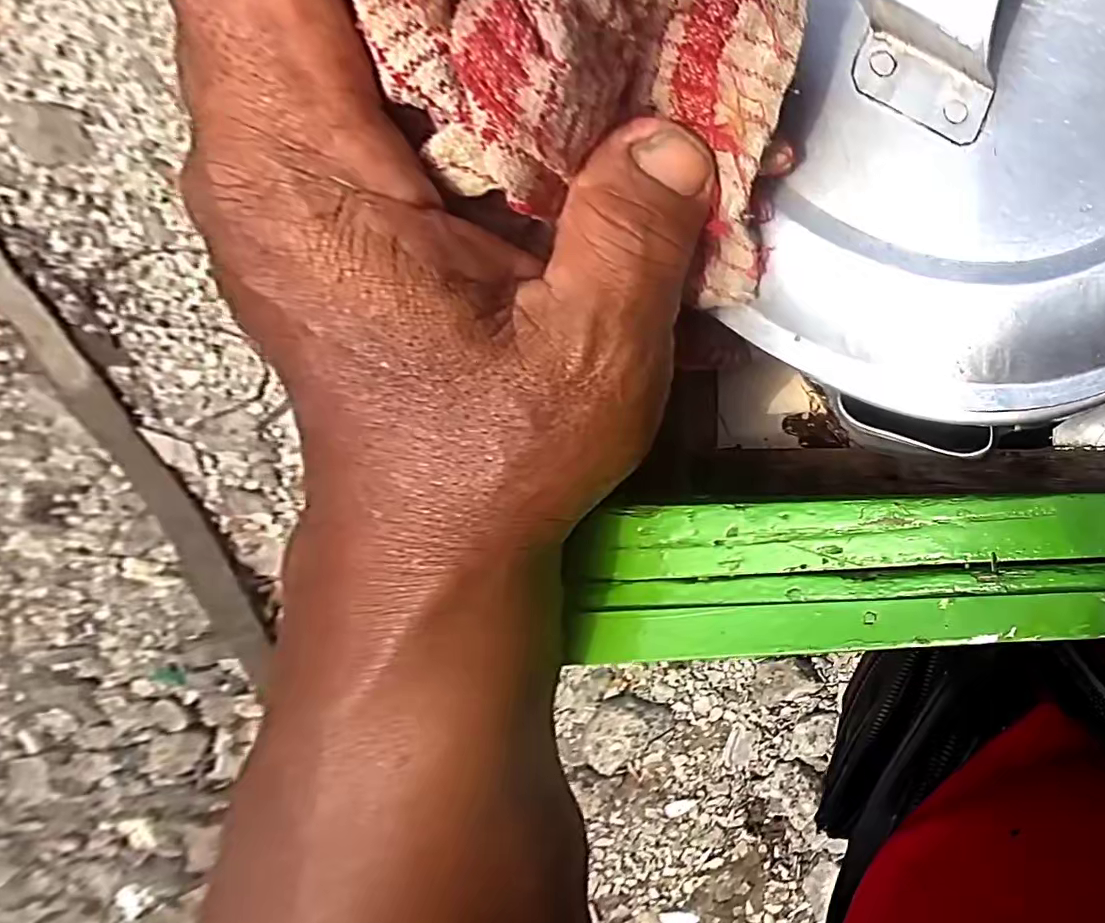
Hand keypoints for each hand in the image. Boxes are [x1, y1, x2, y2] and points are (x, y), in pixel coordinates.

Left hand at [174, 0, 715, 569]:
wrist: (449, 537)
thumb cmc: (504, 455)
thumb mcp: (594, 349)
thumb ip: (634, 235)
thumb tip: (680, 144)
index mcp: (303, 171)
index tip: (540, 15)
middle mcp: (272, 162)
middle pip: (338, 11)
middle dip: (475, 15)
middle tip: (587, 41)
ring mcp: (306, 195)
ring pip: (371, 64)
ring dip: (481, 61)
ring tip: (587, 86)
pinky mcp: (352, 230)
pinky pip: (403, 131)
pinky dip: (481, 123)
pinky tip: (561, 154)